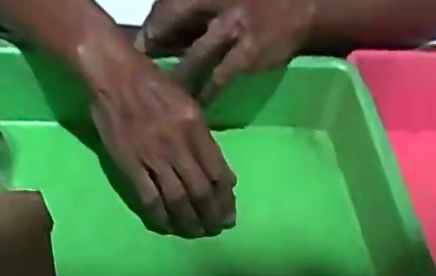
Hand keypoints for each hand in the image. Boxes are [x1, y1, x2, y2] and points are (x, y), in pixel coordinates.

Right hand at [85, 43, 235, 235]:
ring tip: (196, 233)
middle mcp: (177, 145)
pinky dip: (161, 217)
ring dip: (190, 222)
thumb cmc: (154, 87)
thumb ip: (208, 143)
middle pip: (201, 193)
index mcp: (195, 128)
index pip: (218, 175)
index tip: (229, 217)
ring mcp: (152, 156)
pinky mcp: (130, 164)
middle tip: (214, 230)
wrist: (112, 72)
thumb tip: (227, 179)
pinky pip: (150, 199)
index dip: (226, 202)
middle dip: (211, 218)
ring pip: (178, 201)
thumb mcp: (190, 107)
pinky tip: (168, 226)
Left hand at [139, 0, 314, 100]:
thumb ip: (198, 14)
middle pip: (175, 22)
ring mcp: (234, 29)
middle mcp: (217, 4)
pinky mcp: (249, 54)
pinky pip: (222, 76)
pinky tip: (198, 105)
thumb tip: (166, 35)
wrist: (301, 5)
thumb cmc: (259, 2)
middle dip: (154, 44)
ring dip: (178, 75)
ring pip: (197, 53)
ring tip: (162, 95)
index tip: (134, 44)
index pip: (170, 6)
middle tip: (136, 69)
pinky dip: (209, 91)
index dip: (151, 24)